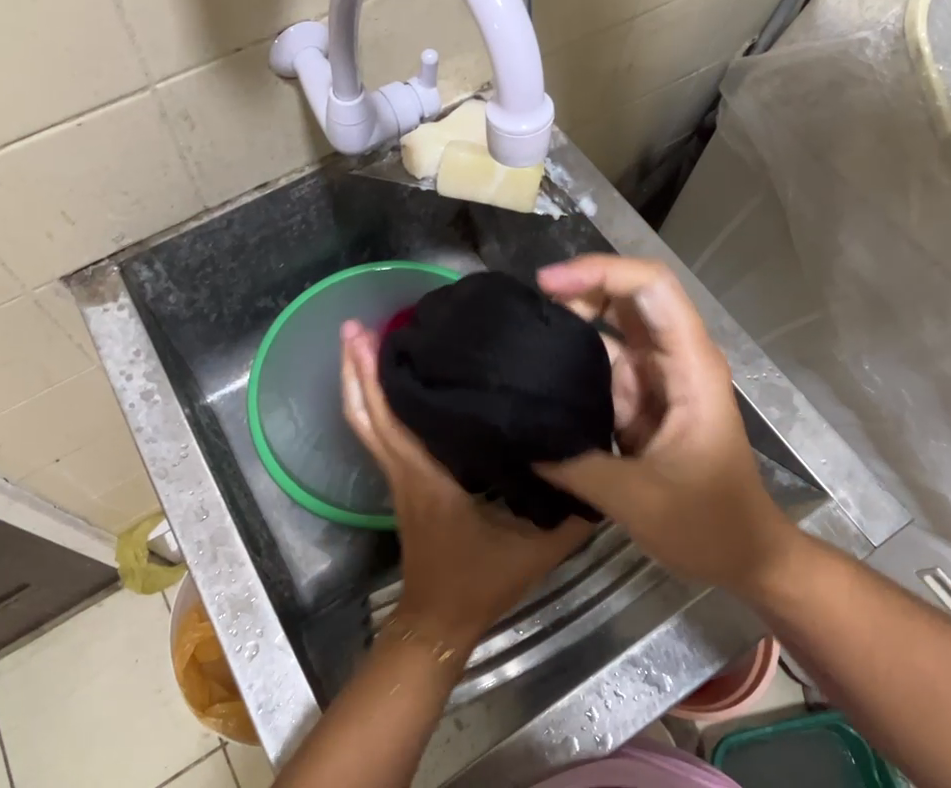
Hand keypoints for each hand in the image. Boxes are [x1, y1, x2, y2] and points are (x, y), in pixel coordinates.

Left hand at [340, 320, 593, 648]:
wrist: (440, 623)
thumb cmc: (480, 582)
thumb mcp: (535, 549)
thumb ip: (569, 508)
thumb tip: (598, 461)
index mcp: (426, 476)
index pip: (390, 418)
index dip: (375, 376)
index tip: (372, 335)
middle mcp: (402, 470)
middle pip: (365, 414)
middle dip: (355, 368)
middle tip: (352, 326)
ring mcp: (397, 478)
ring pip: (366, 425)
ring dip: (359, 384)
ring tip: (359, 343)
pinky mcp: (401, 485)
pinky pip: (379, 436)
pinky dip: (374, 405)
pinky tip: (391, 386)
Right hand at [535, 255, 800, 594]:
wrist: (746, 558)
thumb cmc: (708, 524)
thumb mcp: (637, 499)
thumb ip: (574, 464)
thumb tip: (518, 437)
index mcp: (690, 367)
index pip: (651, 288)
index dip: (600, 273)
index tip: (547, 285)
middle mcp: (674, 362)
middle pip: (627, 299)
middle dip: (578, 291)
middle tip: (526, 309)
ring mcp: (657, 382)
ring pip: (609, 332)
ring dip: (569, 329)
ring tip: (518, 340)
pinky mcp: (640, 404)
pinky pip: (601, 369)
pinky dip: (569, 366)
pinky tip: (534, 375)